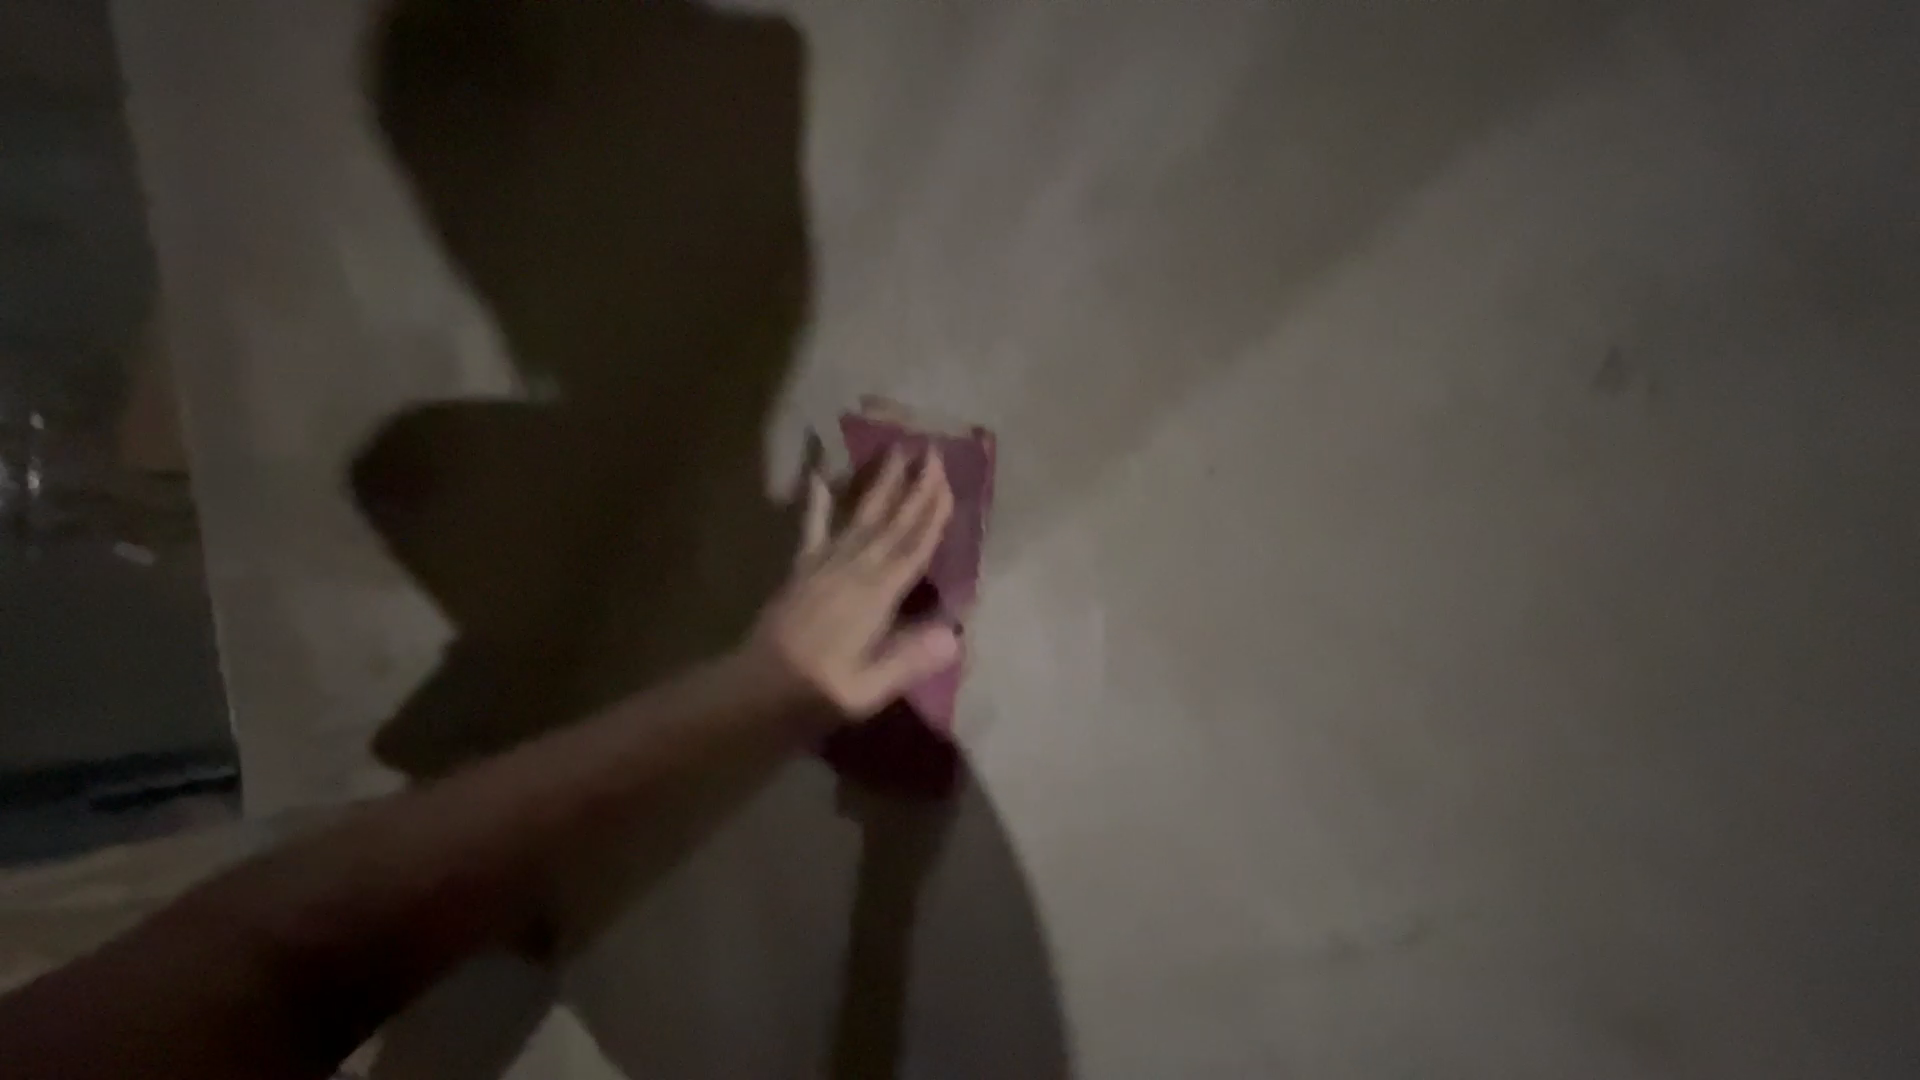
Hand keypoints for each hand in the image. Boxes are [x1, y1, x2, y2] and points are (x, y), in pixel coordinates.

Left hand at [745, 446, 957, 720]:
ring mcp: (824, 564)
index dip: (932, 515)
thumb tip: (956, 635)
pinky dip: (817, 502)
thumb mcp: (868, 690)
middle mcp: (852, 569)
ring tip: (894, 452)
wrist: (755, 690)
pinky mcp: (801, 569)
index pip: (912, 548)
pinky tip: (819, 476)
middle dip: (913, 487)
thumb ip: (909, 660)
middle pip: (890, 522)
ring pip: (859, 516)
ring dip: (880, 484)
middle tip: (929, 450)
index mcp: (874, 596)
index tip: (946, 481)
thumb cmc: (818, 693)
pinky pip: (812, 528)